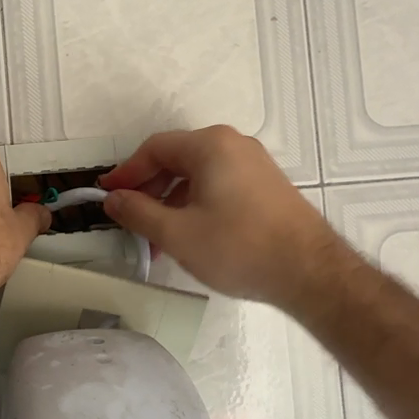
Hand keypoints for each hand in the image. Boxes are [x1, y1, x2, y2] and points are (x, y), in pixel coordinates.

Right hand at [99, 126, 352, 303]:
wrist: (312, 274)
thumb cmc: (239, 247)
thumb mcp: (177, 233)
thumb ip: (138, 212)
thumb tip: (113, 199)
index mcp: (210, 145)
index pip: (154, 149)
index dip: (126, 173)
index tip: (106, 196)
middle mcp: (233, 145)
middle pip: (176, 159)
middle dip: (149, 190)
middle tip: (130, 219)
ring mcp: (254, 165)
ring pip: (198, 175)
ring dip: (171, 202)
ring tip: (158, 239)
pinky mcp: (267, 186)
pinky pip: (219, 185)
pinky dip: (196, 204)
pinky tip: (190, 236)